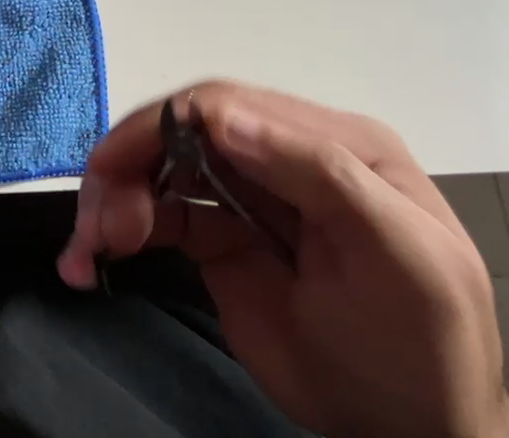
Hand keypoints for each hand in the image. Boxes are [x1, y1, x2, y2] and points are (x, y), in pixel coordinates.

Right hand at [58, 82, 508, 437]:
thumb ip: (319, 174)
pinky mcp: (214, 235)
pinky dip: (110, 230)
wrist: (412, 435)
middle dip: (125, 170)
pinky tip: (88, 259)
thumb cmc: (420, 345)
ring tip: (91, 250)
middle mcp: (279, 156)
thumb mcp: (399, 258)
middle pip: (175, 134)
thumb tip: (219, 116)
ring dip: (109, 202)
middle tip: (100, 228)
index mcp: (332, 143)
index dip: (158, 128)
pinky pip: (149, 213)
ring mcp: (243, 195)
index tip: (110, 168)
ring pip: (152, 170)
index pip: (225, 105)